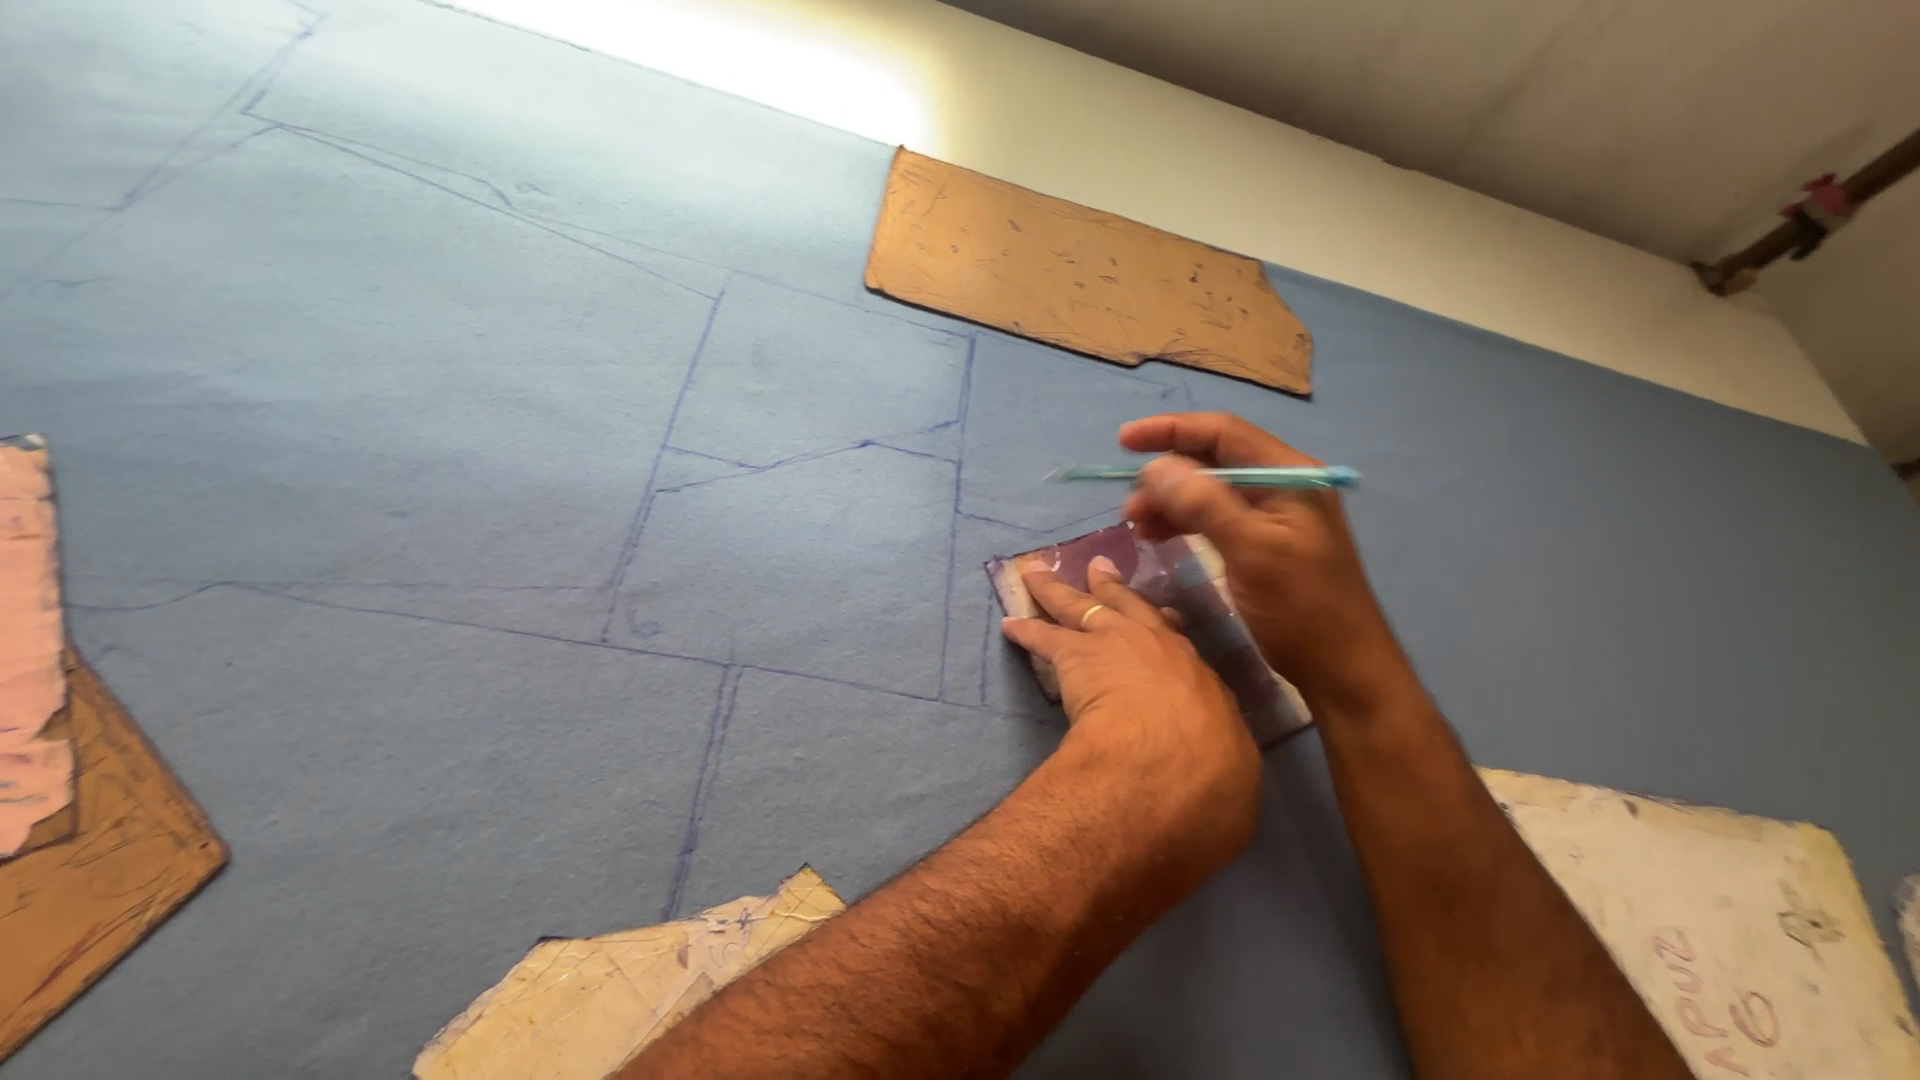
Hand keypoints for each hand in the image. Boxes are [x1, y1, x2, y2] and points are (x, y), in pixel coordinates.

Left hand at [1002, 556, 1258, 888]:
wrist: (1170, 762)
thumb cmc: (1212, 778)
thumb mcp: (1233, 774)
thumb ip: (1224, 770)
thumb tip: (1224, 787)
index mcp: (1200, 680)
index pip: (1180, 648)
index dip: (1166, 631)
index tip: (1164, 618)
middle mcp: (1161, 649)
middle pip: (1132, 607)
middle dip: (1113, 587)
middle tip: (1098, 567)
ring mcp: (1118, 643)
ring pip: (1082, 606)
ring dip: (1056, 590)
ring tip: (1037, 574)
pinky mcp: (1077, 655)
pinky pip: (1045, 636)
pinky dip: (1026, 630)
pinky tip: (1010, 625)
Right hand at [1118, 412, 1415, 715]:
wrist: (1345, 670)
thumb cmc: (1304, 609)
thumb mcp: (1252, 551)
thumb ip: (1204, 504)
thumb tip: (1155, 467)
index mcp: (1289, 475)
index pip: (1223, 433)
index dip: (1170, 431)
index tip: (1123, 442)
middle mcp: (1282, 486)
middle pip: (1213, 460)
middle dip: (1166, 475)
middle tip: (1130, 507)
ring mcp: (1274, 515)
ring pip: (1210, 491)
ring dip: (1171, 501)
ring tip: (1138, 526)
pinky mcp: (1264, 543)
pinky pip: (1215, 517)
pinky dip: (1185, 522)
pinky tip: (1160, 536)